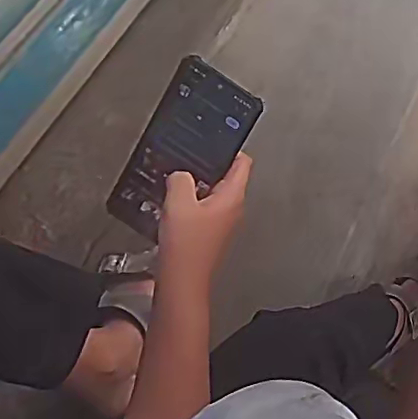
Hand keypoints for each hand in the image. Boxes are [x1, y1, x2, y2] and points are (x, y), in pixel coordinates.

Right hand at [157, 155, 251, 287]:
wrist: (183, 277)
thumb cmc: (186, 244)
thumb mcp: (178, 202)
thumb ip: (181, 179)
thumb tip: (181, 174)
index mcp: (233, 197)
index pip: (243, 164)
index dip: (230, 149)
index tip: (215, 141)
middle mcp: (235, 208)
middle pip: (227, 176)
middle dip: (208, 166)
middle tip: (187, 160)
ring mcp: (225, 220)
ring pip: (214, 192)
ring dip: (197, 184)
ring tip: (176, 181)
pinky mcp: (213, 230)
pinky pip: (205, 206)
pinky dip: (193, 200)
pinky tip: (175, 203)